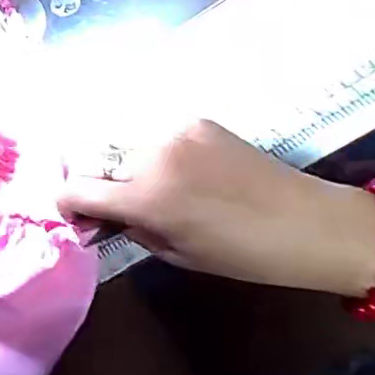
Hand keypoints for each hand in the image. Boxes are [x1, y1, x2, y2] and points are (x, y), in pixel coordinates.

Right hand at [59, 120, 374, 295]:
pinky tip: (183, 171)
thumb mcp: (177, 253)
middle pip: (99, 163)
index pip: (76, 189)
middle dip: (102, 186)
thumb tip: (104, 215)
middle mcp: (152, 155)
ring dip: (130, 167)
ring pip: (129, 146)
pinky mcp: (197, 120)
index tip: (81, 216)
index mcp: (146, 197)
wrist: (305, 221)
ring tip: (158, 187)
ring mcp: (176, 131)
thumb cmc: (241, 254)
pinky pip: (159, 135)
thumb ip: (132, 228)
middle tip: (122, 206)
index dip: (69, 205)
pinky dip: (158, 153)